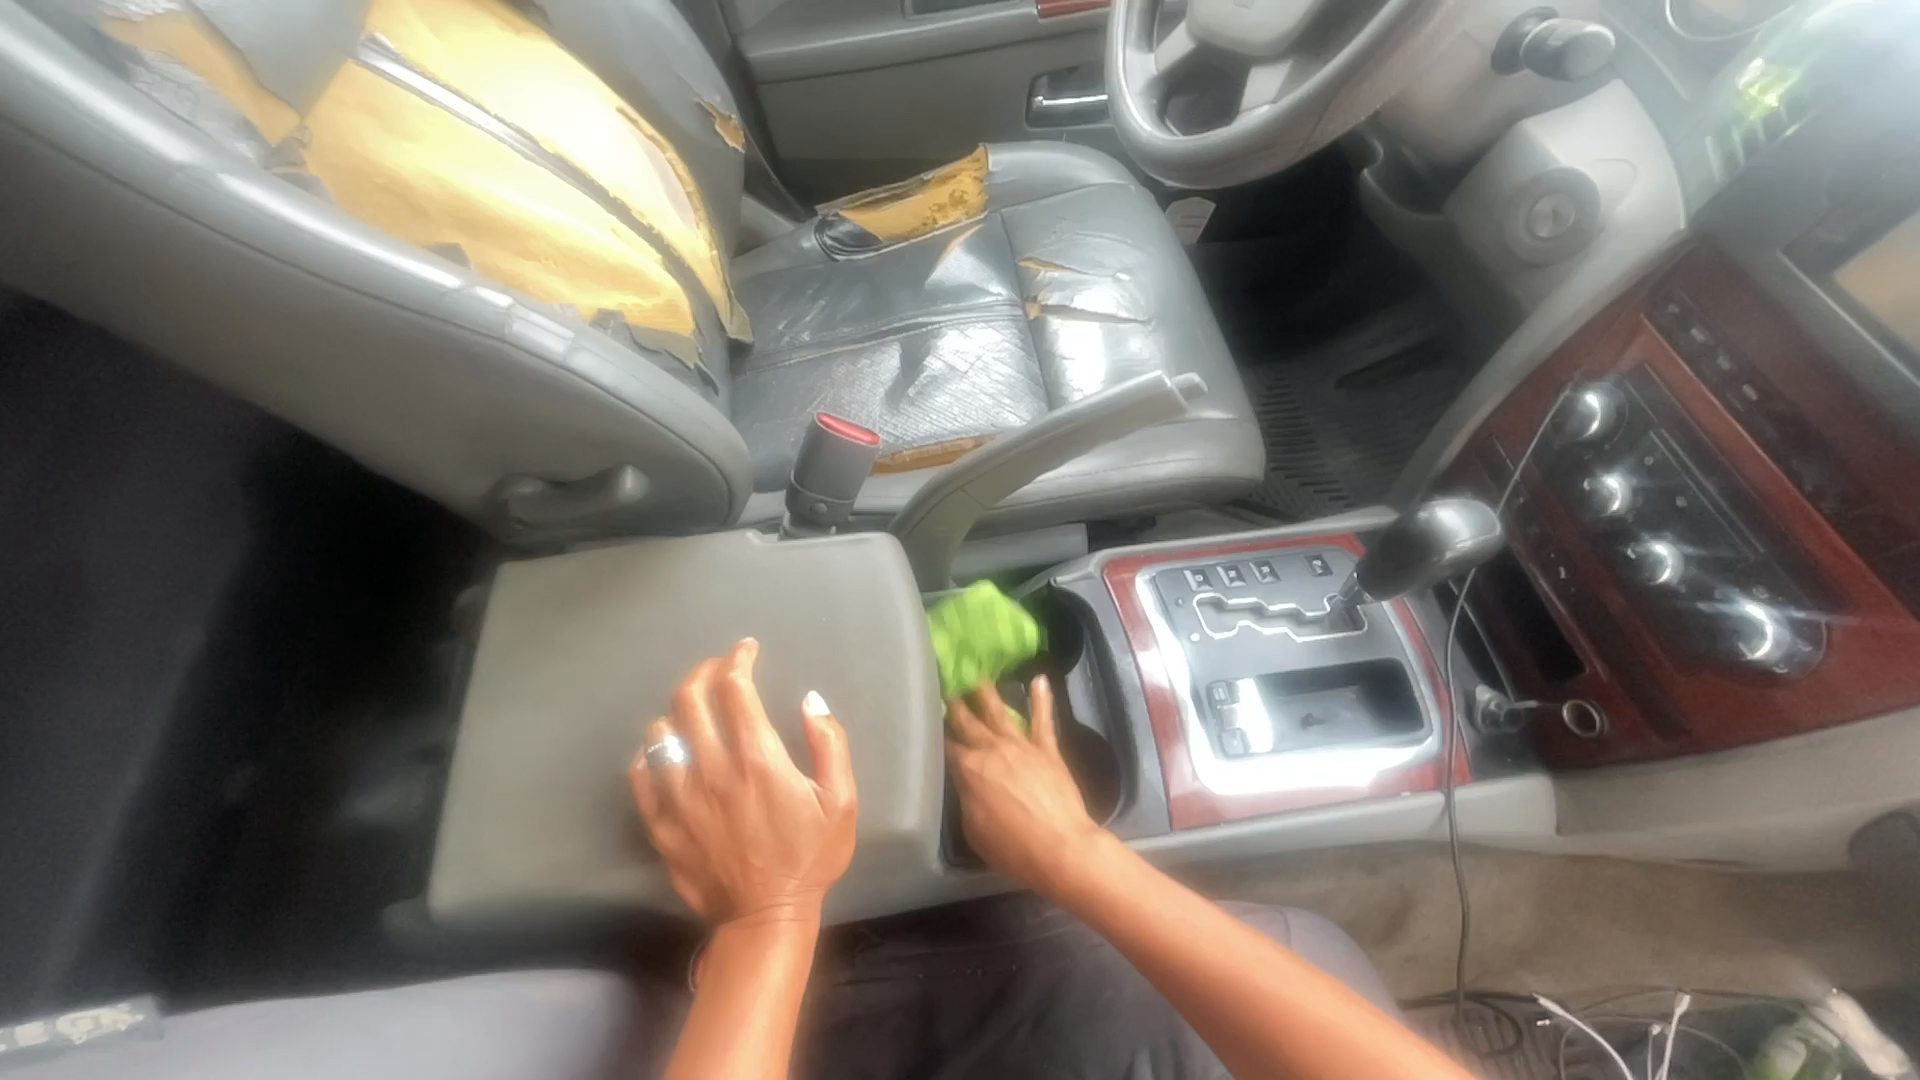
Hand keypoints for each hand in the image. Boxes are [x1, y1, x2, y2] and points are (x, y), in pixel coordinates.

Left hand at [630, 638, 857, 927]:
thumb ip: (830, 743)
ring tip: (692, 711)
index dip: (738, 659)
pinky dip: (649, 754)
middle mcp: (712, 768)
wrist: (765, 918)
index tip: (746, 650)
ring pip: (660, 733)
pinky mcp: (662, 824)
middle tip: (718, 669)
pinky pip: (641, 776)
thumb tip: (810, 700)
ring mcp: (680, 797)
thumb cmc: (809, 857)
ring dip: (676, 711)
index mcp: (757, 758)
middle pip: (691, 699)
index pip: (735, 688)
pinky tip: (662, 752)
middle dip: (704, 672)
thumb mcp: (842, 800)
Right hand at [945, 678, 1108, 894]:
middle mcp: (992, 750)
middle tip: (948, 689)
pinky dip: (1042, 698)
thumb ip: (967, 800)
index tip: (928, 718)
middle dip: (957, 706)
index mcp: (968, 770)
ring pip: (1000, 713)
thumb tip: (967, 784)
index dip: (936, 733)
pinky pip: (1043, 719)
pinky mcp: (1048, 750)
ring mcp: (1021, 746)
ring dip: (988, 694)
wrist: (1061, 847)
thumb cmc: (1012, 847)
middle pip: (969, 723)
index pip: (947, 747)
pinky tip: (1039, 679)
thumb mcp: (973, 830)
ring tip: (979, 678)